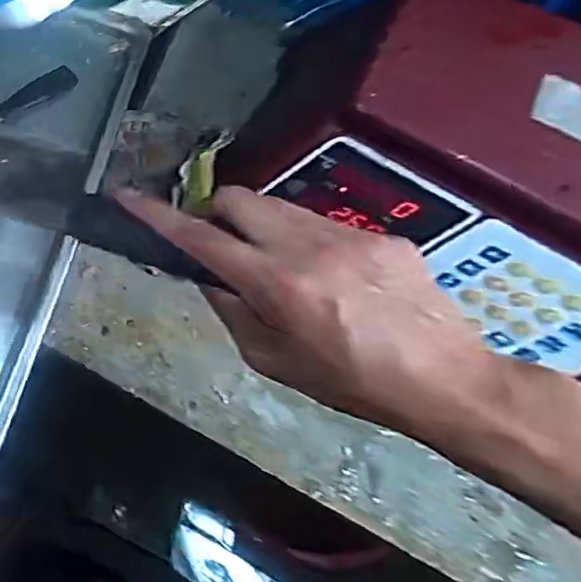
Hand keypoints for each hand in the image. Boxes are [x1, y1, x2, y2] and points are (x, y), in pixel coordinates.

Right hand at [118, 187, 497, 430]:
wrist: (454, 385)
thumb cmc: (348, 379)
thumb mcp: (266, 355)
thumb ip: (228, 308)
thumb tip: (210, 276)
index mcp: (274, 283)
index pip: (198, 236)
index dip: (155, 213)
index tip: (126, 196)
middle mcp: (308, 249)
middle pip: (235, 198)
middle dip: (212, 210)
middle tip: (216, 238)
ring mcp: (351, 238)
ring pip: (276, 205)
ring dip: (257, 224)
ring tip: (273, 260)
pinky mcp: (385, 238)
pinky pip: (320, 223)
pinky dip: (303, 239)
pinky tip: (326, 274)